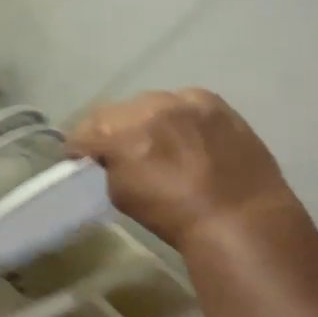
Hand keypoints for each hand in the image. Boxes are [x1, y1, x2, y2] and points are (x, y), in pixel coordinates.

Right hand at [68, 88, 296, 253]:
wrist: (237, 216)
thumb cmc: (169, 211)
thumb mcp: (117, 190)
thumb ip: (108, 162)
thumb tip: (109, 154)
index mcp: (120, 134)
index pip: (82, 131)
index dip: (79, 147)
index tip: (84, 160)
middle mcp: (151, 110)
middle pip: (113, 111)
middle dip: (108, 129)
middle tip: (116, 148)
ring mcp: (188, 105)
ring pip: (147, 102)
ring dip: (141, 119)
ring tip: (151, 138)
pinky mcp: (217, 106)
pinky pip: (183, 100)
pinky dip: (174, 113)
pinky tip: (180, 132)